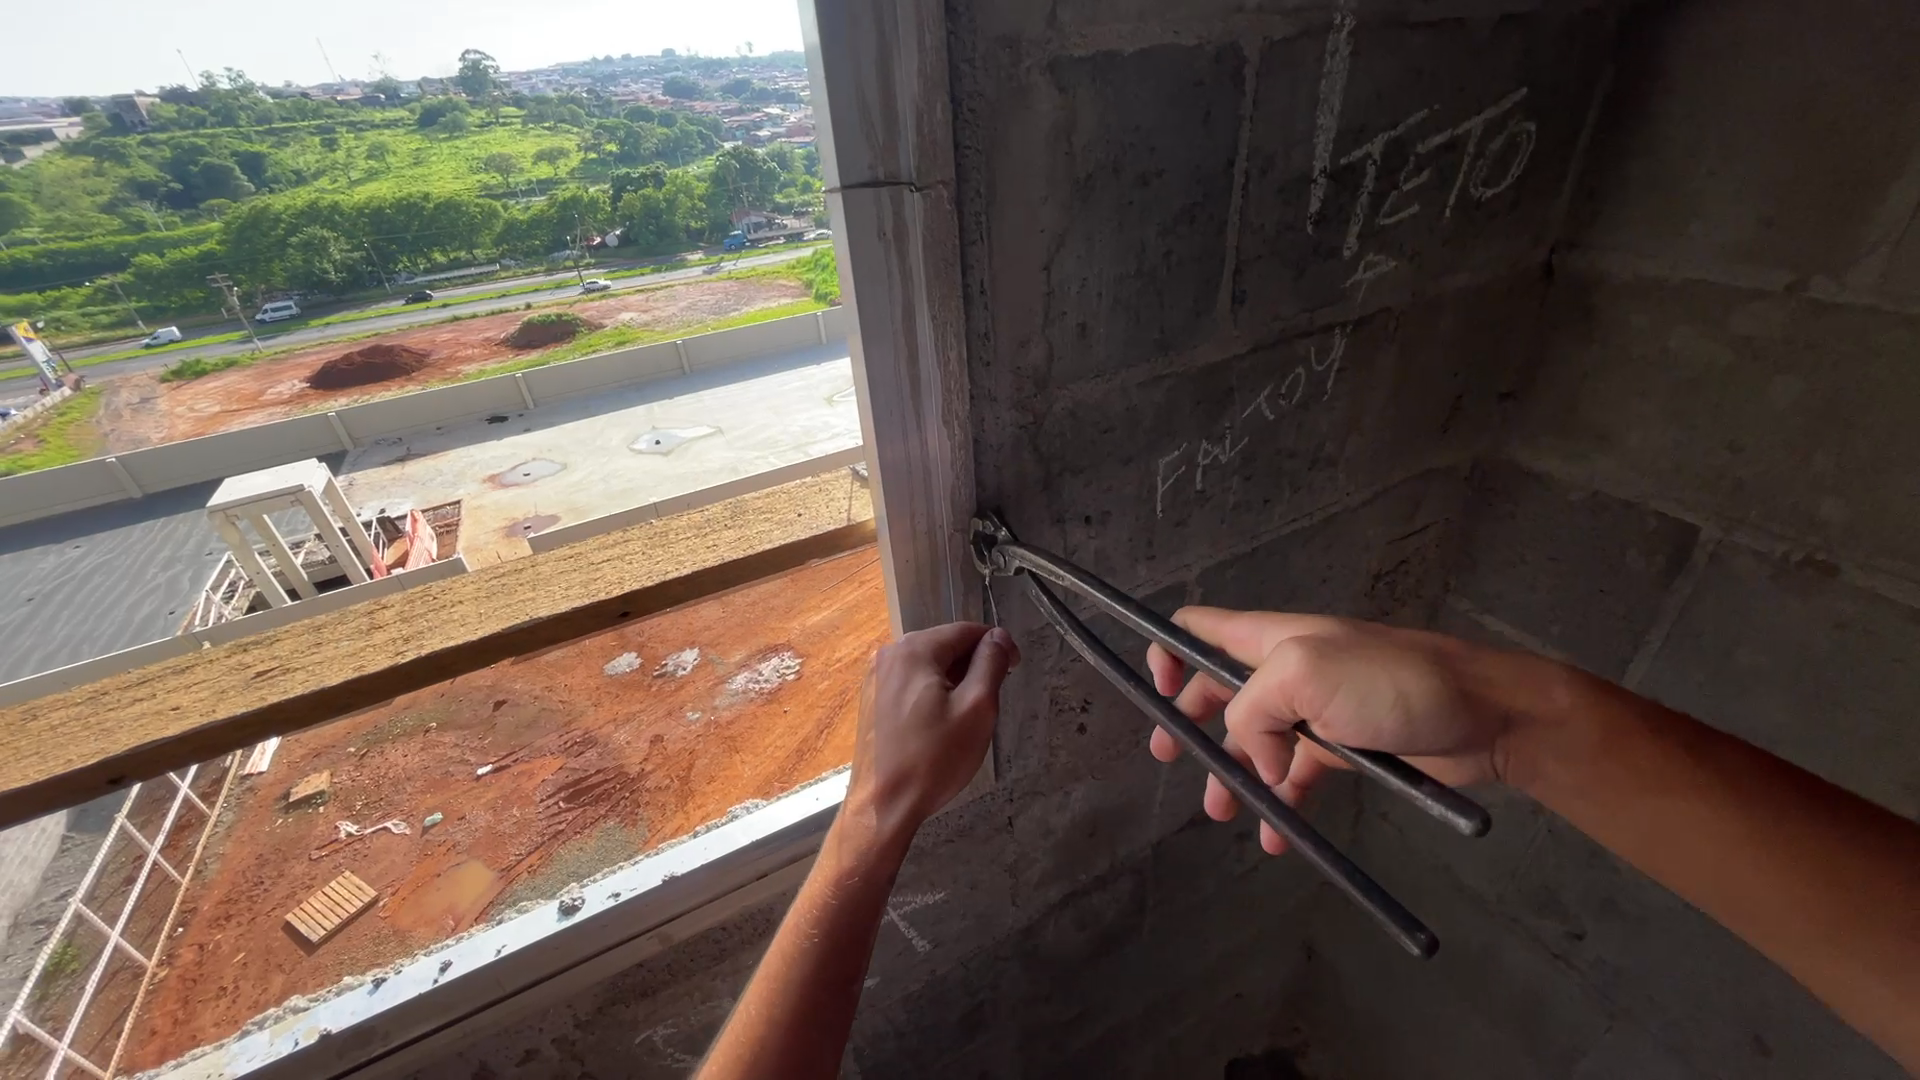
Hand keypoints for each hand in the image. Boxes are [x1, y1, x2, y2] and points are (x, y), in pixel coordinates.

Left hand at [846, 623, 1019, 841]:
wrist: (883, 806)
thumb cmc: (934, 758)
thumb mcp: (977, 707)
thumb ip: (991, 663)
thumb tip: (999, 636)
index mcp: (914, 650)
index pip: (966, 630)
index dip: (997, 646)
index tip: (1014, 669)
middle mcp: (890, 655)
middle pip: (946, 645)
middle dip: (974, 664)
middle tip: (992, 700)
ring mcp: (876, 677)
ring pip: (930, 665)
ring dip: (954, 681)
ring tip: (967, 716)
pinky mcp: (873, 700)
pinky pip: (912, 683)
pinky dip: (933, 693)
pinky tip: (940, 724)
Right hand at [1146, 608, 1530, 854]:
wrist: (1485, 715)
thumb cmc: (1387, 679)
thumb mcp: (1302, 674)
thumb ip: (1253, 710)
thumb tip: (1257, 762)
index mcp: (1265, 640)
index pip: (1198, 629)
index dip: (1168, 651)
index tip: (1158, 688)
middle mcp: (1281, 672)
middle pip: (1216, 690)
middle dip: (1188, 721)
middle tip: (1169, 756)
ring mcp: (1311, 712)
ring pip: (1253, 741)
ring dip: (1231, 772)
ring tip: (1219, 810)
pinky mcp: (1340, 750)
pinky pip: (1294, 776)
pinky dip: (1279, 803)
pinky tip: (1274, 834)